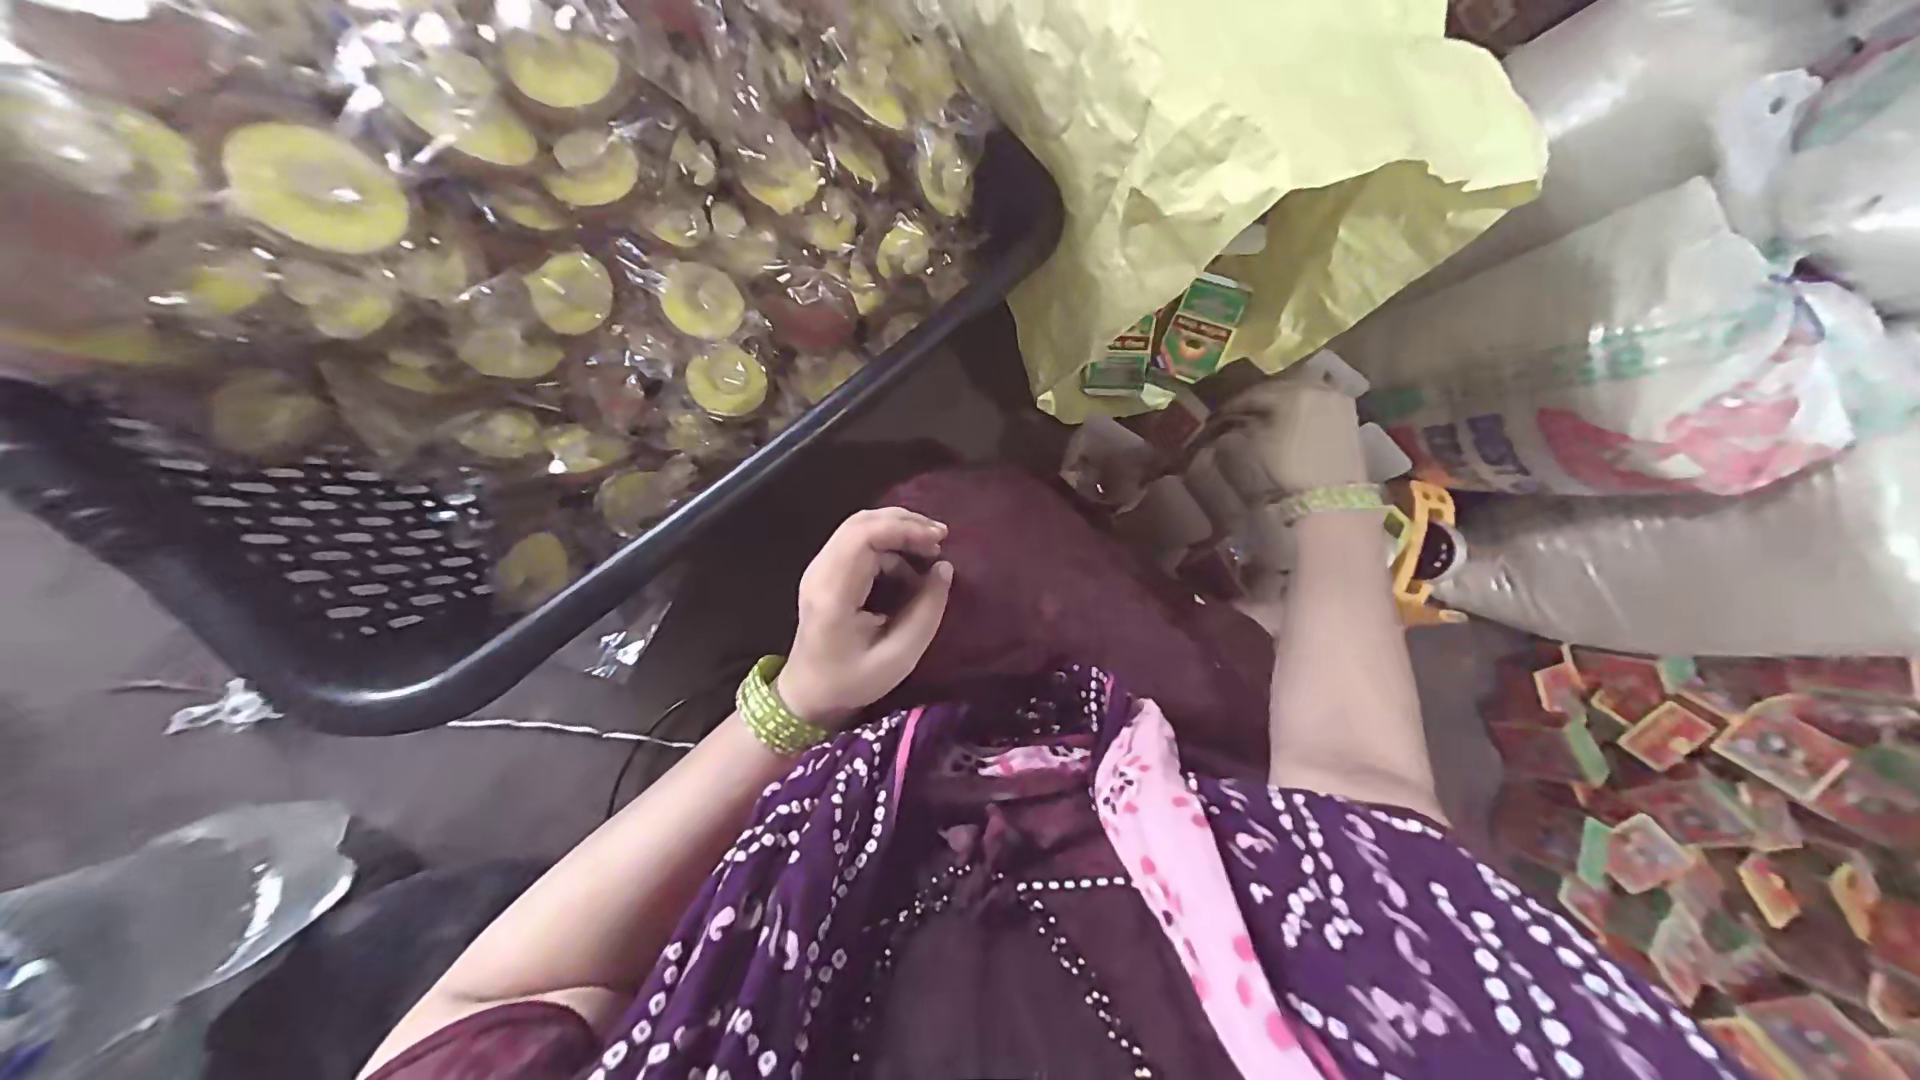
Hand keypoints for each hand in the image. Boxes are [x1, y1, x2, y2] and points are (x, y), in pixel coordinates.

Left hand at [776, 507, 953, 729]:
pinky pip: (857, 541)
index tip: (938, 540)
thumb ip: (926, 612)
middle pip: (861, 523)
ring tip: (930, 547)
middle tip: (941, 538)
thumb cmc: (851, 681)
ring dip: (897, 529)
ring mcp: (819, 569)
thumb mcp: (899, 658)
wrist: (807, 693)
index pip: (863, 537)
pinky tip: (910, 562)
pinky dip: (888, 542)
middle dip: (905, 522)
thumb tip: (944, 568)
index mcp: (833, 593)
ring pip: (859, 527)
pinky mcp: (826, 571)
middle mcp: (820, 572)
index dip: (903, 529)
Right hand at [1221, 377, 1367, 493]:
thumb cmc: (1290, 470)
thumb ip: (1244, 425)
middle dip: (1258, 400)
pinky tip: (1288, 422)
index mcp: (1293, 391)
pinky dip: (1299, 409)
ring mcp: (1337, 399)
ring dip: (1280, 403)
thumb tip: (1237, 420)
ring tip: (1264, 418)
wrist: (1333, 498)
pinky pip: (1316, 403)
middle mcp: (1318, 388)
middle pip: (1280, 388)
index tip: (1216, 417)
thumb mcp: (1256, 446)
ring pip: (1300, 393)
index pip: (1254, 393)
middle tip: (1239, 414)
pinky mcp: (1349, 414)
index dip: (1232, 405)